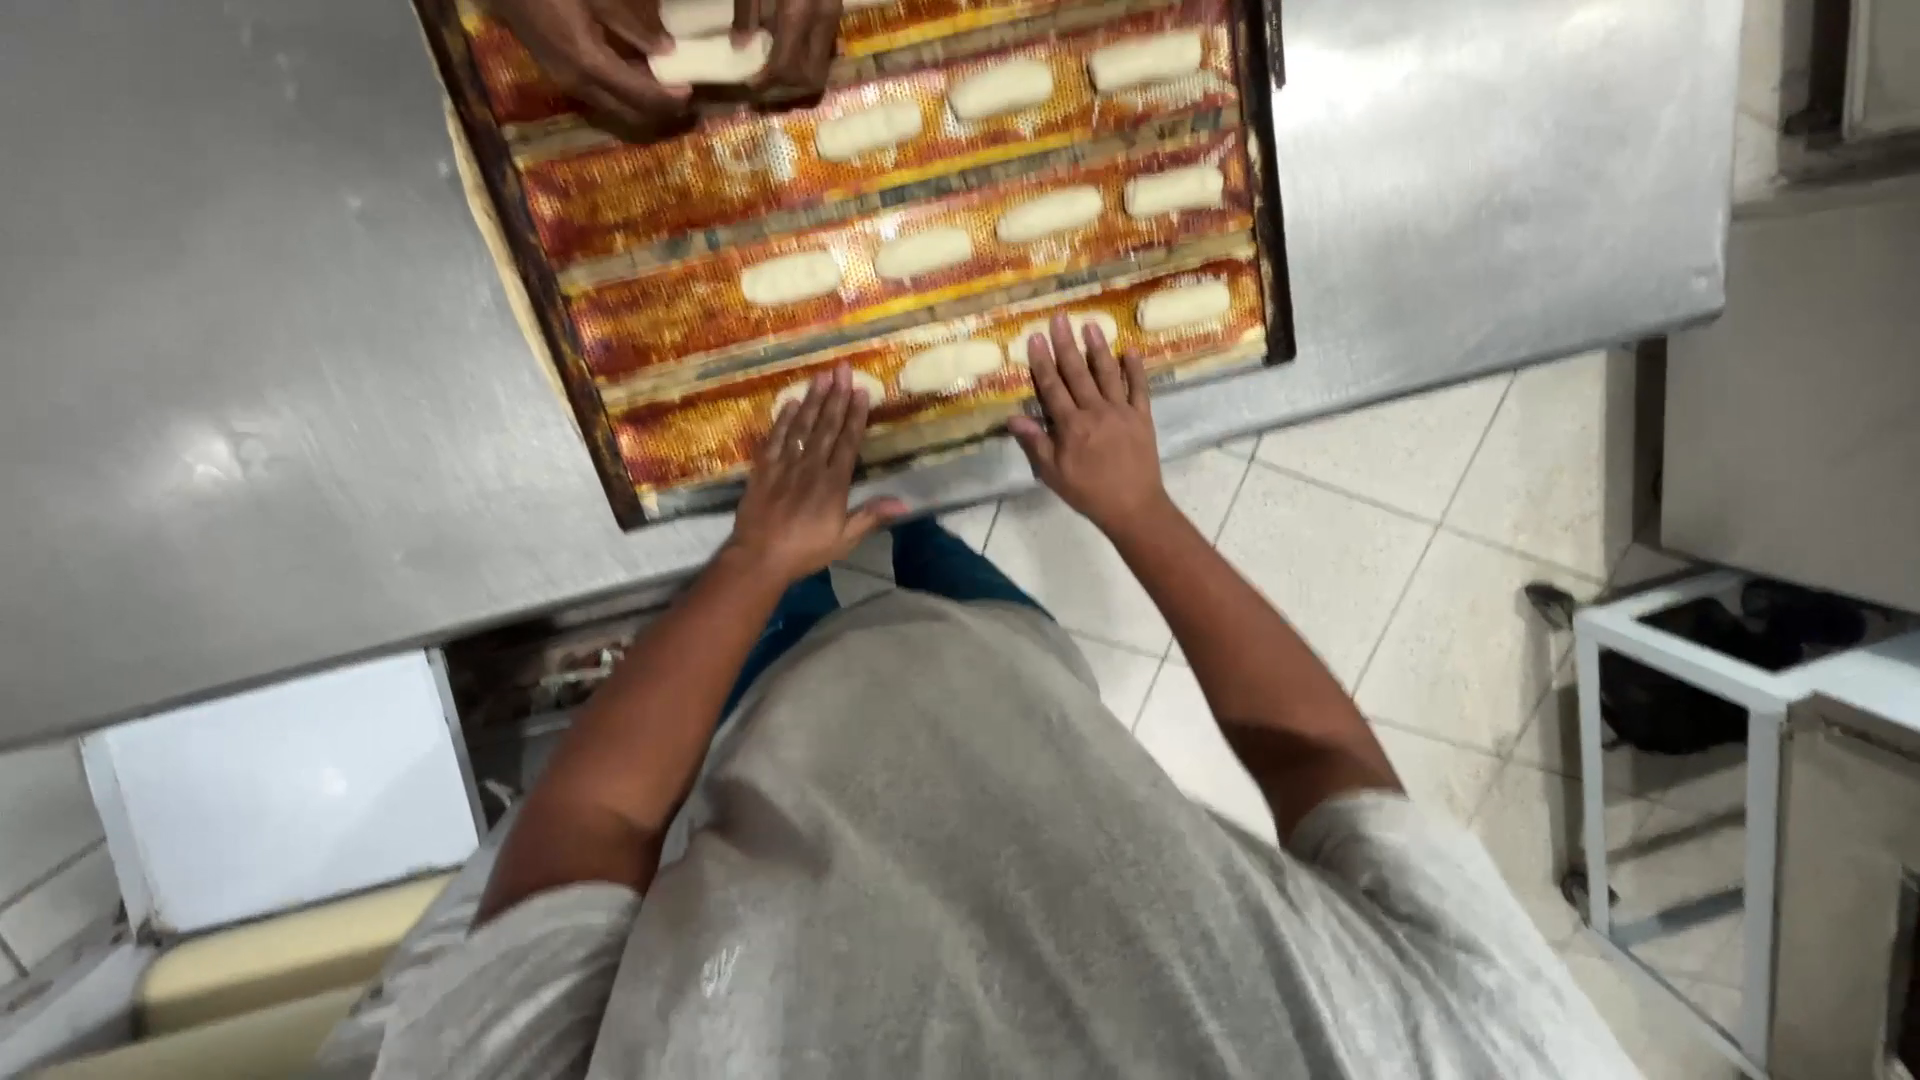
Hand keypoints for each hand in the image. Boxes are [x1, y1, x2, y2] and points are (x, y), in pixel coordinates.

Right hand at [494, 0, 690, 131]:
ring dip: (643, 105)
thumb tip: (666, 49)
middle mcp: (579, 85)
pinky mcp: (559, 77)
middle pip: (631, 114)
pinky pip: (600, 97)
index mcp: (589, 65)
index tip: (691, 92)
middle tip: (684, 99)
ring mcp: (566, 84)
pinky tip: (636, 76)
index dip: (669, 99)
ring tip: (665, 88)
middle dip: (660, 112)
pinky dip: (624, 94)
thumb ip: (632, 26)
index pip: (641, 98)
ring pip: (616, 110)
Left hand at [724, 364, 905, 584]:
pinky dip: (782, 420)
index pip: (847, 442)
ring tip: (822, 376)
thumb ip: (871, 516)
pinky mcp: (762, 469)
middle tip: (843, 369)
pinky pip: (774, 438)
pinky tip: (790, 402)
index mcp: (833, 484)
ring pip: (801, 426)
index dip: (856, 416)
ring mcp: (784, 466)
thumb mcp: (845, 539)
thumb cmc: (806, 551)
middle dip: (836, 397)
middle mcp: (810, 467)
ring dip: (813, 400)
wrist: (759, 557)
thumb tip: (905, 503)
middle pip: (826, 427)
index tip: (862, 391)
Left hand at [736, 0, 840, 98]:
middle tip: (767, 82)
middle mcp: (823, 20)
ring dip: (801, 78)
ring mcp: (833, 17)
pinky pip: (826, 51)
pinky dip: (809, 60)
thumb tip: (740, 48)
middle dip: (788, 87)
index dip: (768, 81)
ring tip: (779, 72)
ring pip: (823, 68)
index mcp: (799, 11)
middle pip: (811, 77)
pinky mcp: (836, 13)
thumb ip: (745, 13)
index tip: (751, 83)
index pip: (786, 65)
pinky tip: (794, 54)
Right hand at [1008, 314, 1171, 535]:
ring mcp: (1121, 411)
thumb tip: (1013, 418)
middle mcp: (1095, 411)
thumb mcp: (1053, 474)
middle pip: (1077, 373)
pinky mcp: (1142, 417)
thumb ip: (1035, 443)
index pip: (1052, 387)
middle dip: (1066, 344)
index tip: (1034, 337)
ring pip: (1107, 373)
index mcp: (1071, 426)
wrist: (1133, 506)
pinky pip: (1139, 387)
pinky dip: (1135, 368)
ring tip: (1090, 325)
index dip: (1042, 362)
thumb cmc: (1088, 492)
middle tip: (1059, 318)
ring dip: (1097, 348)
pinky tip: (1130, 351)